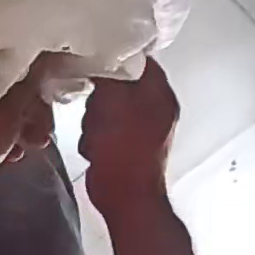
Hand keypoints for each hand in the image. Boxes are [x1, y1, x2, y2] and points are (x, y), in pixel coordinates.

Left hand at [0, 64, 55, 197]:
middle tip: (44, 137)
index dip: (43, 92)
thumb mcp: (9, 112)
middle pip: (22, 95)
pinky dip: (10, 140)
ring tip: (32, 148)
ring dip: (27, 131)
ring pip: (12, 114)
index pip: (27, 72)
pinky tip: (13, 154)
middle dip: (37, 116)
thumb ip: (31, 84)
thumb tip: (50, 56)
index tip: (54, 111)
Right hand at [80, 57, 177, 210]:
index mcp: (160, 94)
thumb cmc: (124, 151)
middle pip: (116, 84)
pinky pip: (100, 128)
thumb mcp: (114, 102)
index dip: (114, 58)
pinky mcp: (122, 145)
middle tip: (99, 113)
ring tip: (98, 136)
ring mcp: (137, 128)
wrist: (125, 197)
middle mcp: (153, 108)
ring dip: (93, 120)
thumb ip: (109, 74)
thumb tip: (101, 58)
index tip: (94, 62)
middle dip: (100, 99)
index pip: (139, 59)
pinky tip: (96, 149)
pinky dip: (94, 137)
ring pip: (103, 107)